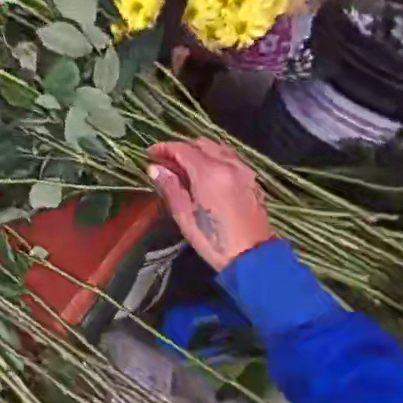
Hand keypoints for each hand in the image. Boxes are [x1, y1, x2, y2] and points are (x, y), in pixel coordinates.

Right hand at [146, 139, 275, 271]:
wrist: (252, 257)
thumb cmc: (213, 240)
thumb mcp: (185, 215)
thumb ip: (170, 187)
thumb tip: (155, 168)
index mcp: (210, 172)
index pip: (183, 149)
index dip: (165, 148)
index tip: (151, 153)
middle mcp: (228, 164)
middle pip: (202, 144)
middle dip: (182, 148)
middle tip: (167, 161)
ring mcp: (243, 170)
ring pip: (218, 148)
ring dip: (200, 151)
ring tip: (186, 166)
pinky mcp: (252, 179)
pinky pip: (231, 158)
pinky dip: (216, 158)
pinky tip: (207, 173)